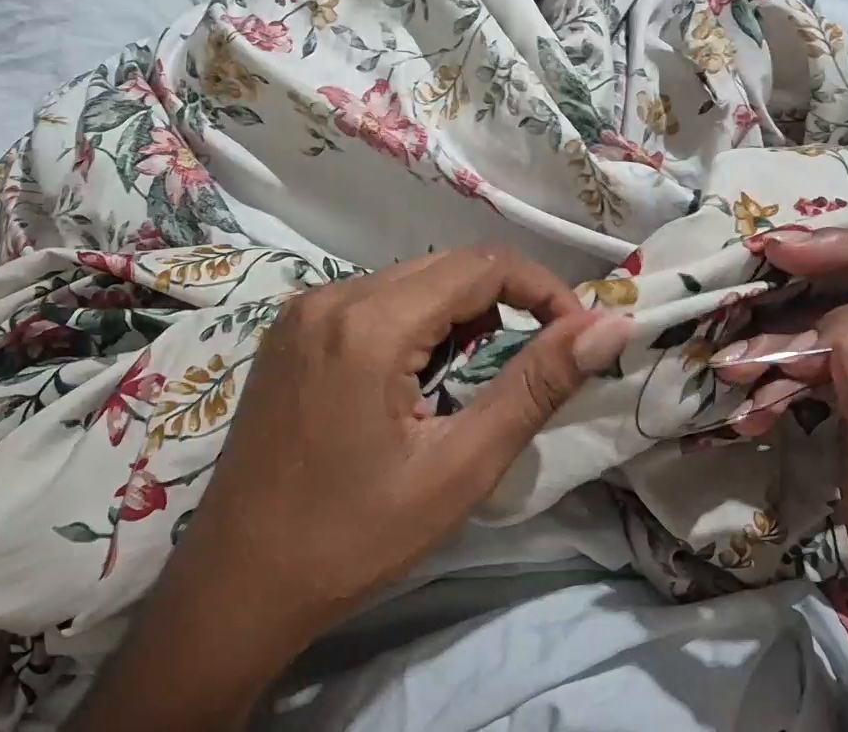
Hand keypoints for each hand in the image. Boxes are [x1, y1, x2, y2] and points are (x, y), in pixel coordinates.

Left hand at [75, 246, 634, 731]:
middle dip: (501, 304)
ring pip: (406, 282)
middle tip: (529, 367)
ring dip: (455, 317)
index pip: (482, 265)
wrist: (238, 583)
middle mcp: (330, 296)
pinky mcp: (286, 335)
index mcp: (369, 322)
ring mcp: (300, 312)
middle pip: (443, 267)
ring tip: (468, 387)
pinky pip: (368, 303)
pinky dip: (410, 326)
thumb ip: (536, 386)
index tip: (576, 336)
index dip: (543, 289)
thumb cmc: (354, 537)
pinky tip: (412, 385)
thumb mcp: (460, 466)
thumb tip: (609, 327)